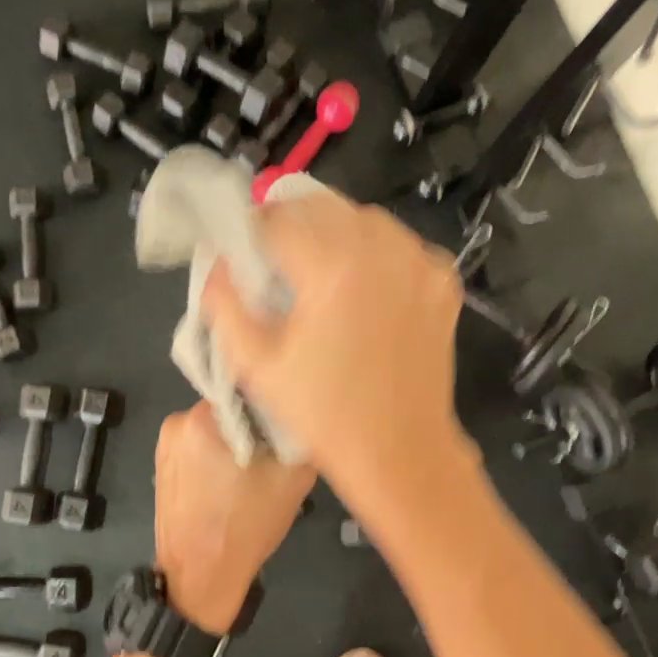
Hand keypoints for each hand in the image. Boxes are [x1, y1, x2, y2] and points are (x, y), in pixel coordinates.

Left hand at [154, 402, 316, 634]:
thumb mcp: (293, 476)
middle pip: (230, 409)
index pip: (249, 389)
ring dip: (235, 444)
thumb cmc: (246, 525)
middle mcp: (176, 422)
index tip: (288, 425)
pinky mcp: (161, 468)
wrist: (200, 575)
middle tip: (275, 456)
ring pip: (214, 430)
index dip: (273, 406)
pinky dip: (216, 461)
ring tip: (253, 476)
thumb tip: (300, 412)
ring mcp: (164, 446)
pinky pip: (198, 450)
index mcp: (203, 417)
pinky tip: (230, 488)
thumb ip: (297, 432)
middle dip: (254, 427)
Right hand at [201, 193, 476, 507]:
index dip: (250, 228)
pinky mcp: (440, 281)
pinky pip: (397, 244)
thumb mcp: (255, 365)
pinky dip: (371, 251)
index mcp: (332, 268)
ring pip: (363, 218)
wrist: (400, 449)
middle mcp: (380, 251)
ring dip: (331, 230)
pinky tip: (357, 284)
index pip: (278, 218)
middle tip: (270, 255)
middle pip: (322, 206)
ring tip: (313, 267)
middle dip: (290, 222)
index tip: (238, 249)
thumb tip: (217, 266)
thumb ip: (225, 305)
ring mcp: (418, 262)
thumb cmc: (322, 413)